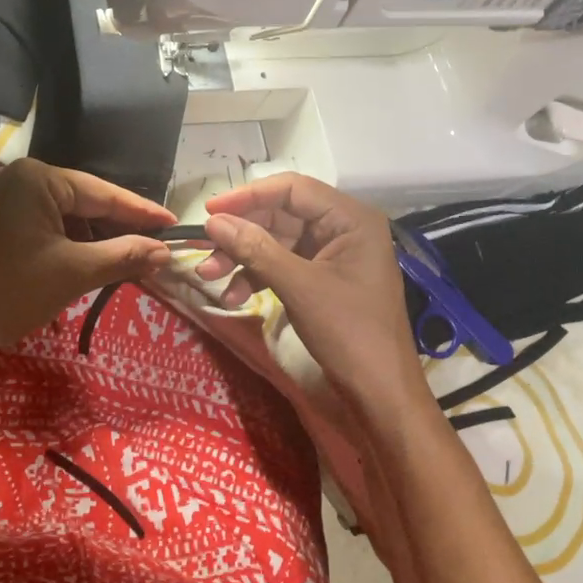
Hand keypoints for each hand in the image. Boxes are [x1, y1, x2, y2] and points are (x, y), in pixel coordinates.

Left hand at [0, 160, 175, 354]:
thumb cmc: (11, 292)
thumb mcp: (75, 272)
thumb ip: (123, 255)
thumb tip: (164, 252)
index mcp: (37, 178)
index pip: (103, 193)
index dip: (141, 211)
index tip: (173, 224)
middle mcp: (18, 177)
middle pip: (83, 200)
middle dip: (118, 226)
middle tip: (155, 245)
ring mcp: (2, 198)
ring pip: (64, 214)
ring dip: (93, 237)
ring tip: (126, 260)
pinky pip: (43, 224)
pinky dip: (68, 242)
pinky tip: (87, 262)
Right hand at [197, 173, 424, 410]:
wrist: (381, 393)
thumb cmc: (350, 332)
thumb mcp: (299, 287)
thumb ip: (256, 249)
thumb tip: (213, 221)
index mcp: (351, 219)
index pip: (292, 189)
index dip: (248, 196)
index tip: (209, 210)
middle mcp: (343, 228)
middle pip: (280, 215)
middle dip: (240, 234)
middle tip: (202, 250)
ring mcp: (333, 254)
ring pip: (276, 242)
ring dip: (242, 258)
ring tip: (209, 277)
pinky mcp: (323, 279)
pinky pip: (283, 265)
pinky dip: (257, 277)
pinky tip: (234, 297)